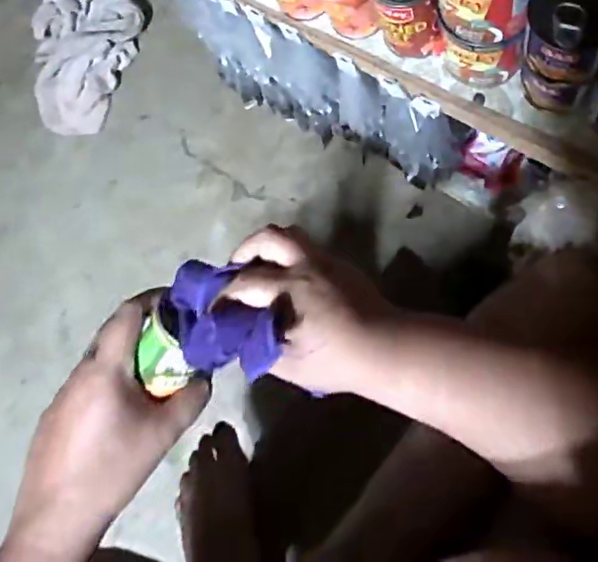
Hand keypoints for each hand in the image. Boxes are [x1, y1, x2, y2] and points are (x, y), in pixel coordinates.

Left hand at [0, 292, 209, 561]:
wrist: (53, 523)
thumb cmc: (111, 469)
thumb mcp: (164, 434)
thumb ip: (192, 398)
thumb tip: (205, 377)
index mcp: (104, 368)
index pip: (128, 311)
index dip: (153, 299)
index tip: (177, 303)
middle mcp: (78, 373)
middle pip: (113, 333)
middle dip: (144, 330)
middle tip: (172, 344)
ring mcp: (60, 397)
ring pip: (98, 361)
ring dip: (125, 359)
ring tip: (150, 380)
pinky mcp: (51, 419)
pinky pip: (85, 385)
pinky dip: (107, 383)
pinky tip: (119, 414)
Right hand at [220, 225, 395, 394]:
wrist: (385, 346)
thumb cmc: (336, 359)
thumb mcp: (289, 364)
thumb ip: (257, 346)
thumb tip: (236, 336)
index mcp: (292, 287)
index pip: (245, 282)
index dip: (222, 295)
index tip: (212, 310)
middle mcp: (307, 264)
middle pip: (268, 236)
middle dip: (243, 251)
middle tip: (233, 273)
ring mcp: (326, 259)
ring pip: (290, 234)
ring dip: (267, 246)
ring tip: (257, 270)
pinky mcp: (340, 263)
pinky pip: (306, 247)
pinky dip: (287, 255)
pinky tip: (286, 280)